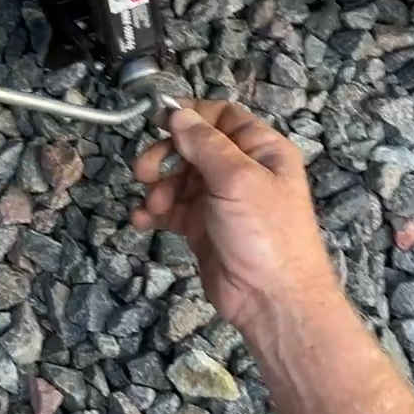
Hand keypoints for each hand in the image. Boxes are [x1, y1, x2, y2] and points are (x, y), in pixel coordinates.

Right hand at [132, 102, 338, 338]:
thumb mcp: (238, 179)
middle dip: (165, 155)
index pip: (222, 117)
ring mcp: (220, 199)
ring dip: (158, 186)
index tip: (159, 120)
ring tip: (153, 205)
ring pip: (178, 177)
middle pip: (192, 147)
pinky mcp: (202, 227)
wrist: (271, 301)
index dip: (191, 115)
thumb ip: (205, 144)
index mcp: (261, 150)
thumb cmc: (266, 234)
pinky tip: (141, 220)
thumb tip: (178, 113)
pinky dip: (153, 211)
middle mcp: (241, 170)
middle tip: (144, 171)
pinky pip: (171, 208)